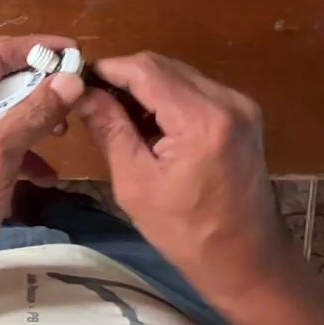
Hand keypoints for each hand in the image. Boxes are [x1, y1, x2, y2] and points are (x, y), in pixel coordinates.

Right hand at [77, 53, 299, 291]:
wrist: (247, 258)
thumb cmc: (185, 231)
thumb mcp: (135, 182)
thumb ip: (109, 129)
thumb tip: (80, 92)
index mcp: (201, 119)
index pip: (144, 70)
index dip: (106, 70)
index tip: (76, 83)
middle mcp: (226, 100)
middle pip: (161, 66)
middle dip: (123, 78)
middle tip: (92, 103)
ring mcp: (240, 105)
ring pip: (177, 74)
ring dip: (144, 88)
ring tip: (118, 118)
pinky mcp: (243, 114)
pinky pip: (194, 90)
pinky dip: (166, 99)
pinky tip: (149, 127)